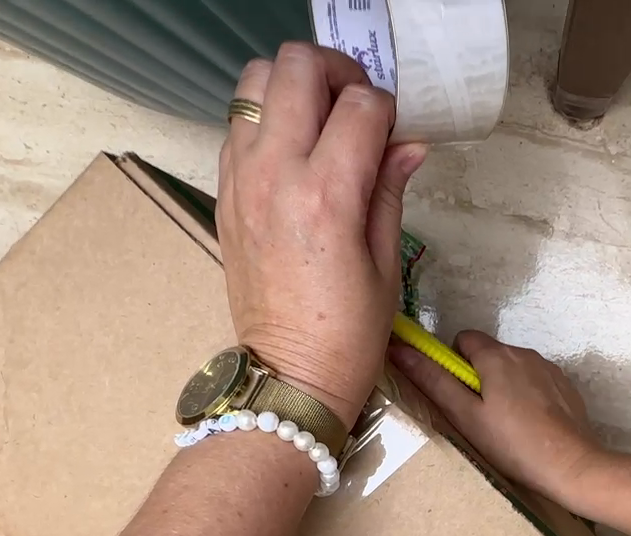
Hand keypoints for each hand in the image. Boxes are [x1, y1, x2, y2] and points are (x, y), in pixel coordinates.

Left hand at [217, 43, 426, 426]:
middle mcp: (275, 173)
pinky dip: (269, 119)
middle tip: (359, 108)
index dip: (387, 109)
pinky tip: (297, 155)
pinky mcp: (223, 191)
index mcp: (326, 197)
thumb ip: (390, 192)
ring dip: (294, 88)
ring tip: (324, 124)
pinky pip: (238, 122)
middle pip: (295, 68)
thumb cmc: (351, 333)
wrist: (290, 373)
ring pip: (254, 81)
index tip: (396, 133)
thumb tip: (408, 145)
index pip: (359, 107)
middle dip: (337, 74)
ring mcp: (240, 178)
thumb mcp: (387, 266)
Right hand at [388, 331, 608, 503]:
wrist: (571, 466)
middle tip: (480, 418)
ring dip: (505, 388)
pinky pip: (538, 383)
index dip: (453, 364)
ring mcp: (549, 369)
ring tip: (508, 427)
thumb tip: (401, 350)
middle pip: (490, 355)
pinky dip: (529, 398)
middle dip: (480, 379)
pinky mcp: (567, 387)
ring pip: (515, 370)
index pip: (463, 340)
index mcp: (497, 356)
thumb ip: (434, 381)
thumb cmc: (514, 444)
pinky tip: (532, 427)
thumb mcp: (467, 416)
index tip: (457, 395)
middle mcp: (525, 353)